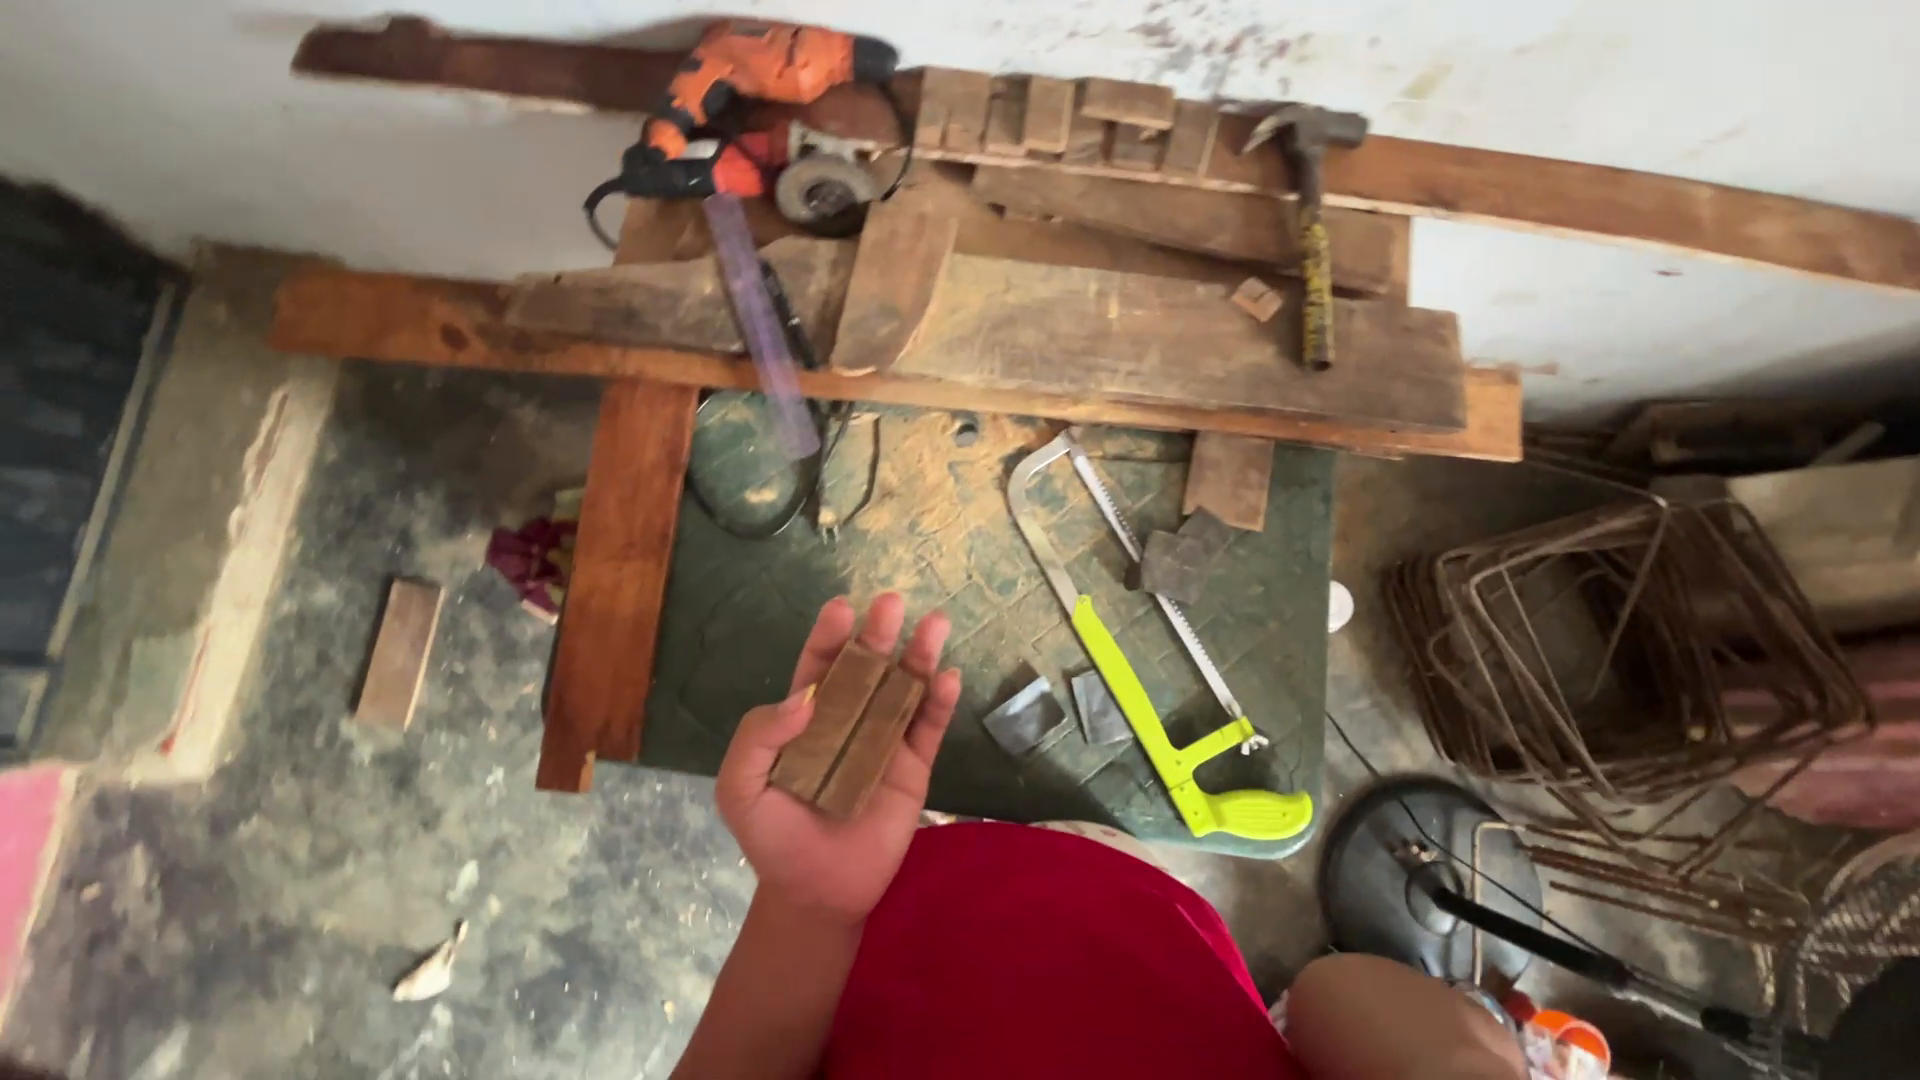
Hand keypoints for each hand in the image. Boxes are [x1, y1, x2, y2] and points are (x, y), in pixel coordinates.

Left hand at [714, 593, 961, 925]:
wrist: (816, 894)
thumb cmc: (774, 838)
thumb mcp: (741, 789)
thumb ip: (758, 737)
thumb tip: (803, 697)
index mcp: (807, 718)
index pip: (820, 666)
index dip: (830, 636)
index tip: (841, 609)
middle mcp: (849, 718)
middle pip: (867, 667)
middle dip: (878, 634)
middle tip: (890, 602)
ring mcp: (884, 740)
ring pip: (905, 688)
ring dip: (920, 655)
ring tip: (934, 622)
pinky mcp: (914, 767)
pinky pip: (930, 729)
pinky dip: (940, 702)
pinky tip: (947, 678)